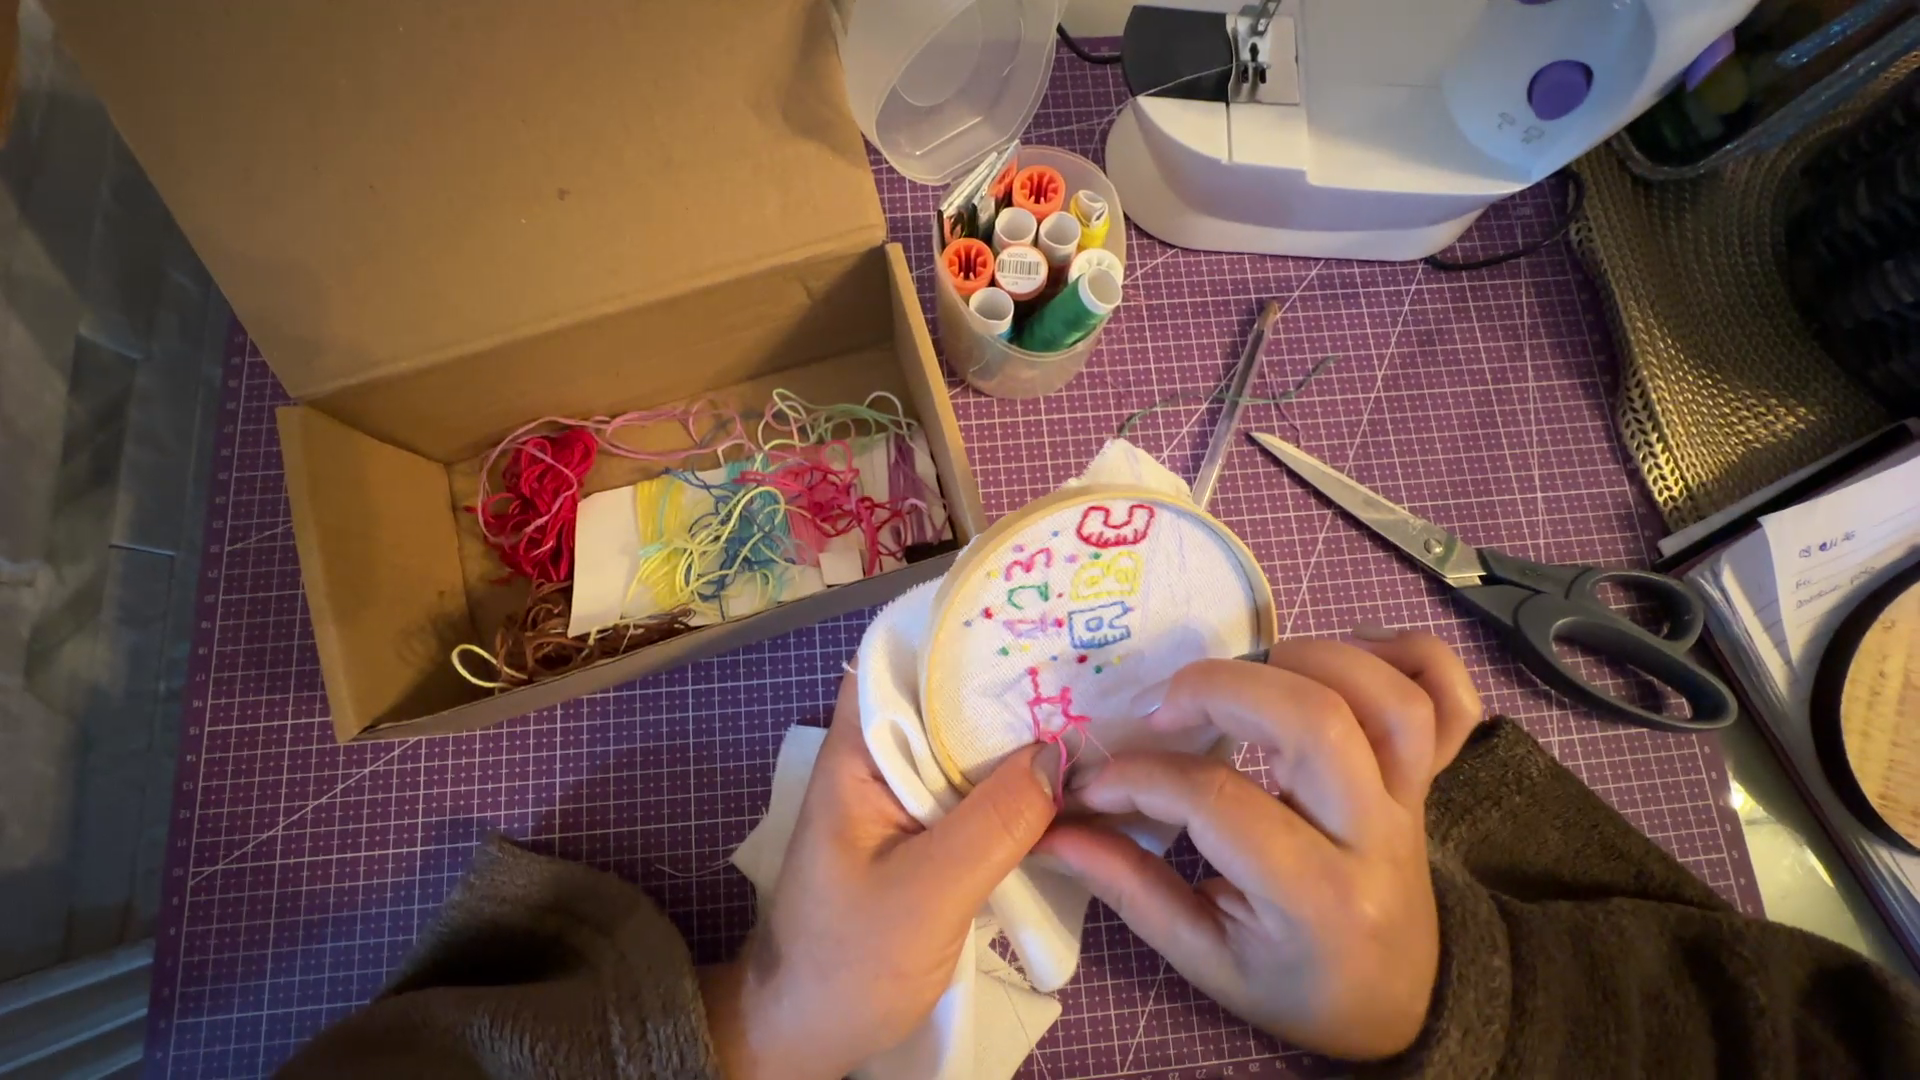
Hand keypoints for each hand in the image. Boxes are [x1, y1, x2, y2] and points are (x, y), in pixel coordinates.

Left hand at [700, 673, 1060, 1079]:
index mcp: (859, 751)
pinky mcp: (926, 831)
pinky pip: (976, 789)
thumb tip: (1058, 751)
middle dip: (1005, 680)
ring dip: (1016, 734)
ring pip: (965, 744)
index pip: (897, 659)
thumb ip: (994, 822)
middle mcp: (881, 758)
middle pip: (942, 698)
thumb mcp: (927, 893)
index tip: (1024, 619)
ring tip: (1088, 707)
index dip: (955, 633)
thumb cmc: (849, 961)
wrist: (805, 1036)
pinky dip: (1015, 782)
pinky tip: (1064, 778)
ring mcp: (904, 796)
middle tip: (1081, 660)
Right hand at [1038, 629, 1483, 1060]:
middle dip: (1219, 688)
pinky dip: (1402, 652)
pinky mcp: (1429, 775)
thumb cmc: (1295, 982)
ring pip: (1385, 696)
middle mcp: (1375, 836)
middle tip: (1166, 705)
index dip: (1141, 778)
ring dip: (1307, 657)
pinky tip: (1342, 653)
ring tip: (1247, 671)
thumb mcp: (1205, 958)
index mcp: (1317, 897)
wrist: (1400, 999)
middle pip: (1313, 720)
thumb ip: (1129, 889)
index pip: (1218, 803)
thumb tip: (1052, 831)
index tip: (1095, 779)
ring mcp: (1413, 799)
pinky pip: (1448, 693)